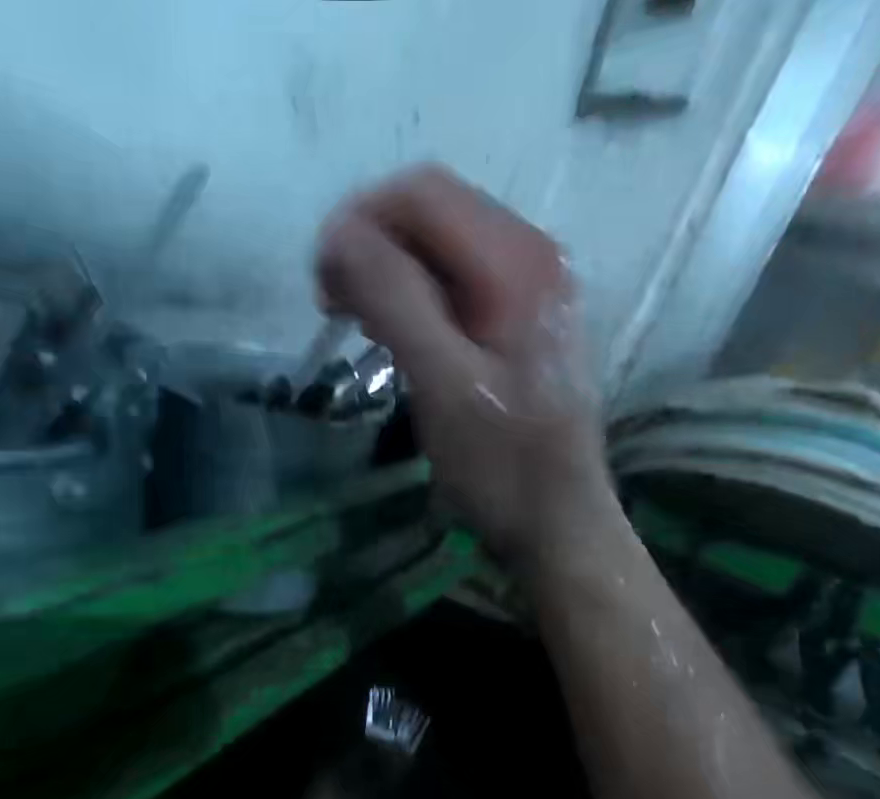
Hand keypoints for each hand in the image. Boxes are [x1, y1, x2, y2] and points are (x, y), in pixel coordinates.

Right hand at [316, 165, 615, 567]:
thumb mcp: (442, 383)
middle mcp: (532, 254)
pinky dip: (412, 293)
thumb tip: (337, 235)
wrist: (558, 524)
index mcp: (519, 261)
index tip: (321, 283)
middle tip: (332, 306)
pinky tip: (393, 332)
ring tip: (355, 321)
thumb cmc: (501, 465)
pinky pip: (454, 278)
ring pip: (439, 243)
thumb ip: (393, 299)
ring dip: (387, 268)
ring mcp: (531, 285)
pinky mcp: (520, 317)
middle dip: (370, 243)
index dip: (358, 222)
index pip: (422, 193)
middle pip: (431, 209)